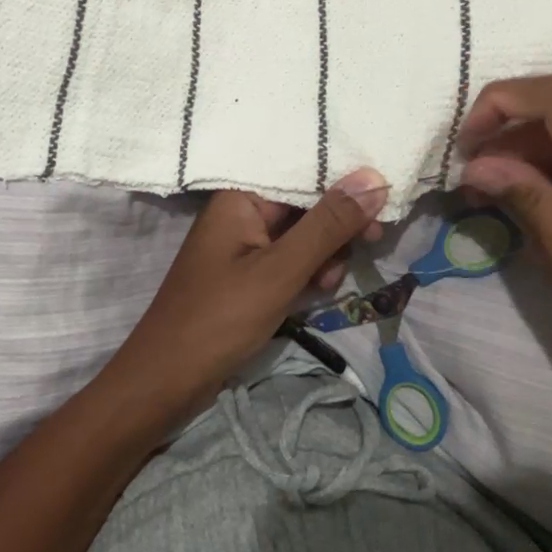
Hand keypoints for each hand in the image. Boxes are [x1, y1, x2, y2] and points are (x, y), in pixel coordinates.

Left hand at [106, 170, 388, 420]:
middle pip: (304, 205)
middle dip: (336, 228)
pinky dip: (306, 274)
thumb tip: (373, 177)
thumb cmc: (220, 317)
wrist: (168, 377)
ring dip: (324, 256)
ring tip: (326, 283)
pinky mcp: (246, 275)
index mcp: (239, 197)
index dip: (344, 188)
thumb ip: (328, 224)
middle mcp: (239, 212)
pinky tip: (315, 293)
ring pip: (302, 237)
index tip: (383, 209)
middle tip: (371, 245)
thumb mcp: (281, 270)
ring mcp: (241, 246)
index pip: (301, 173)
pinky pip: (288, 262)